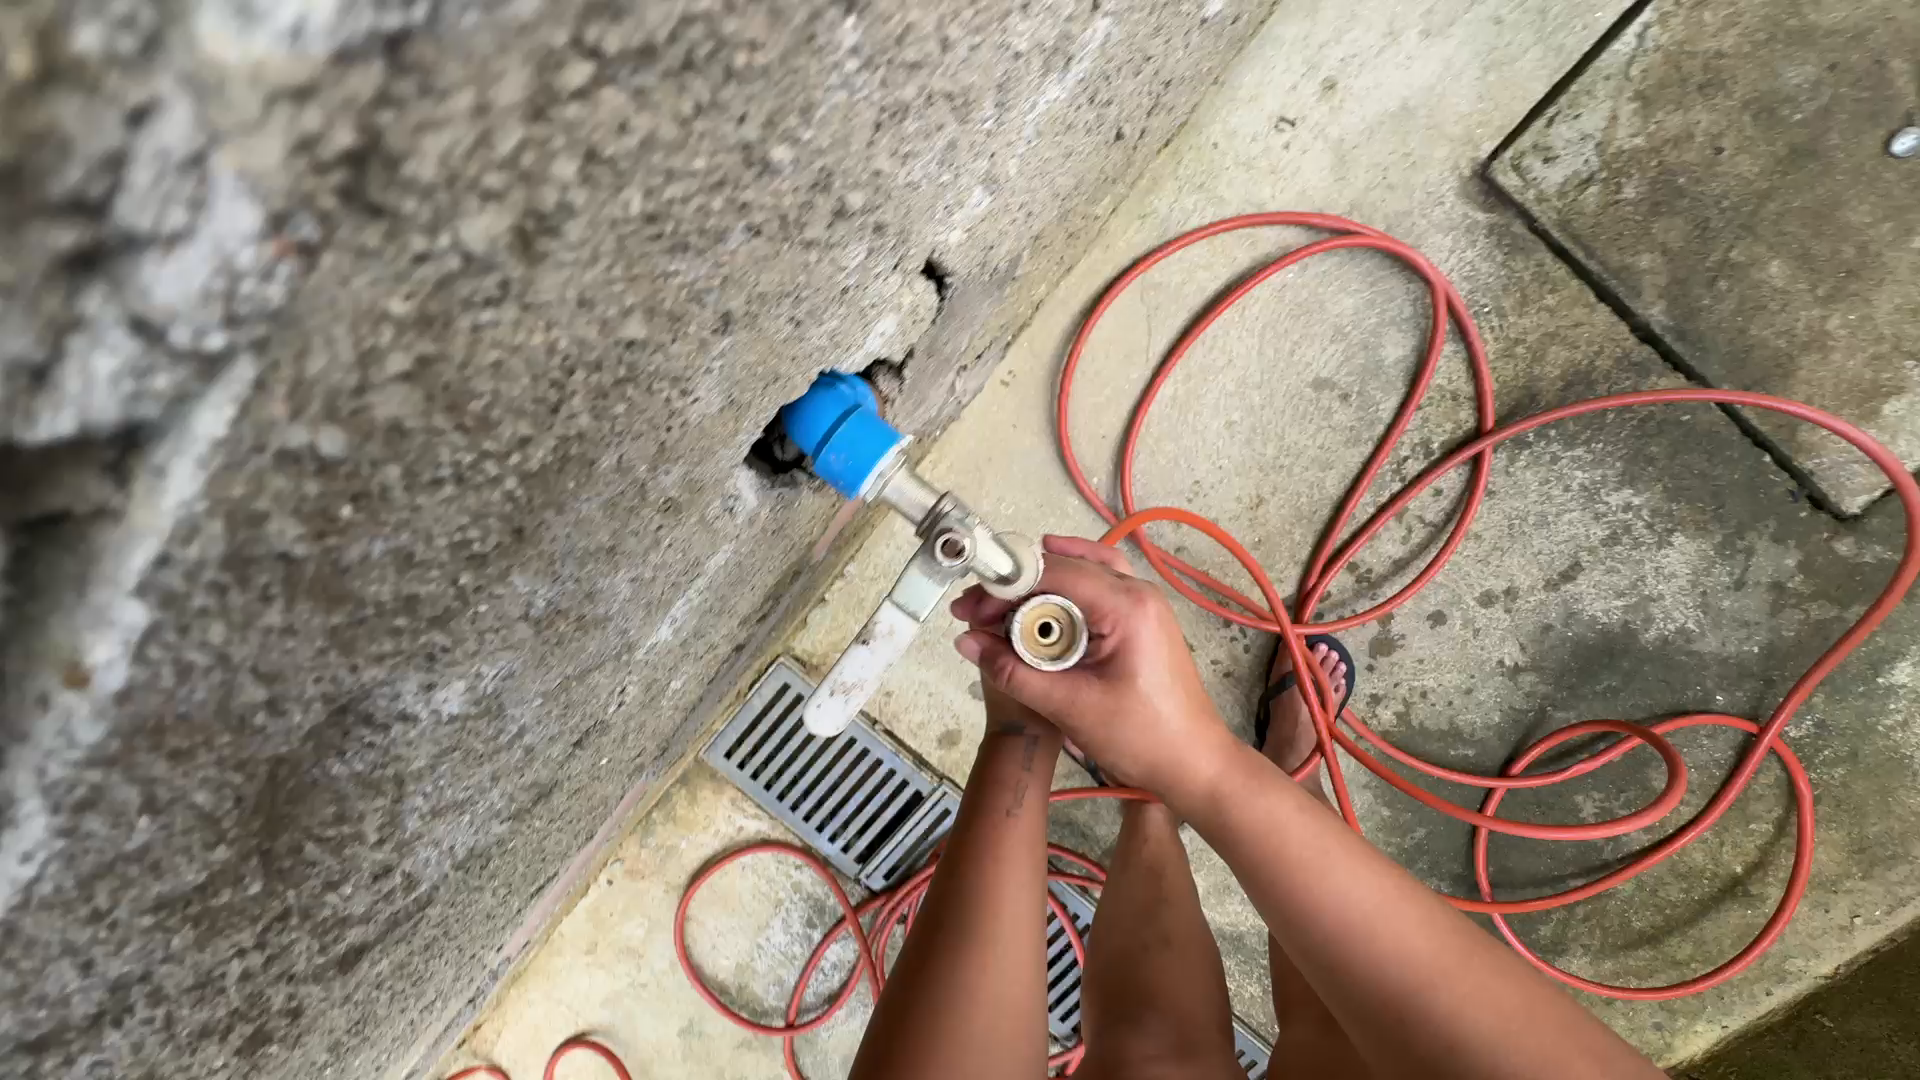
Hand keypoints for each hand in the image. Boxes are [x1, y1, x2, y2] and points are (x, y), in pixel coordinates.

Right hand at [949, 535, 1236, 801]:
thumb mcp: (1071, 707)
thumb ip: (1015, 672)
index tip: (969, 611)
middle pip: (1064, 567)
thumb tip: (966, 642)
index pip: (1054, 574)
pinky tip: (1041, 593)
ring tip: (998, 601)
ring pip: (1081, 569)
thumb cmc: (1141, 737)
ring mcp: (1142, 602)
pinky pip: (1097, 585)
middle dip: (1014, 586)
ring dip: (1037, 582)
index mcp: (1127, 606)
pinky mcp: (1139, 618)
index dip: (1005, 587)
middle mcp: (1137, 592)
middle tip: (973, 612)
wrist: (1195, 763)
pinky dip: (1064, 585)